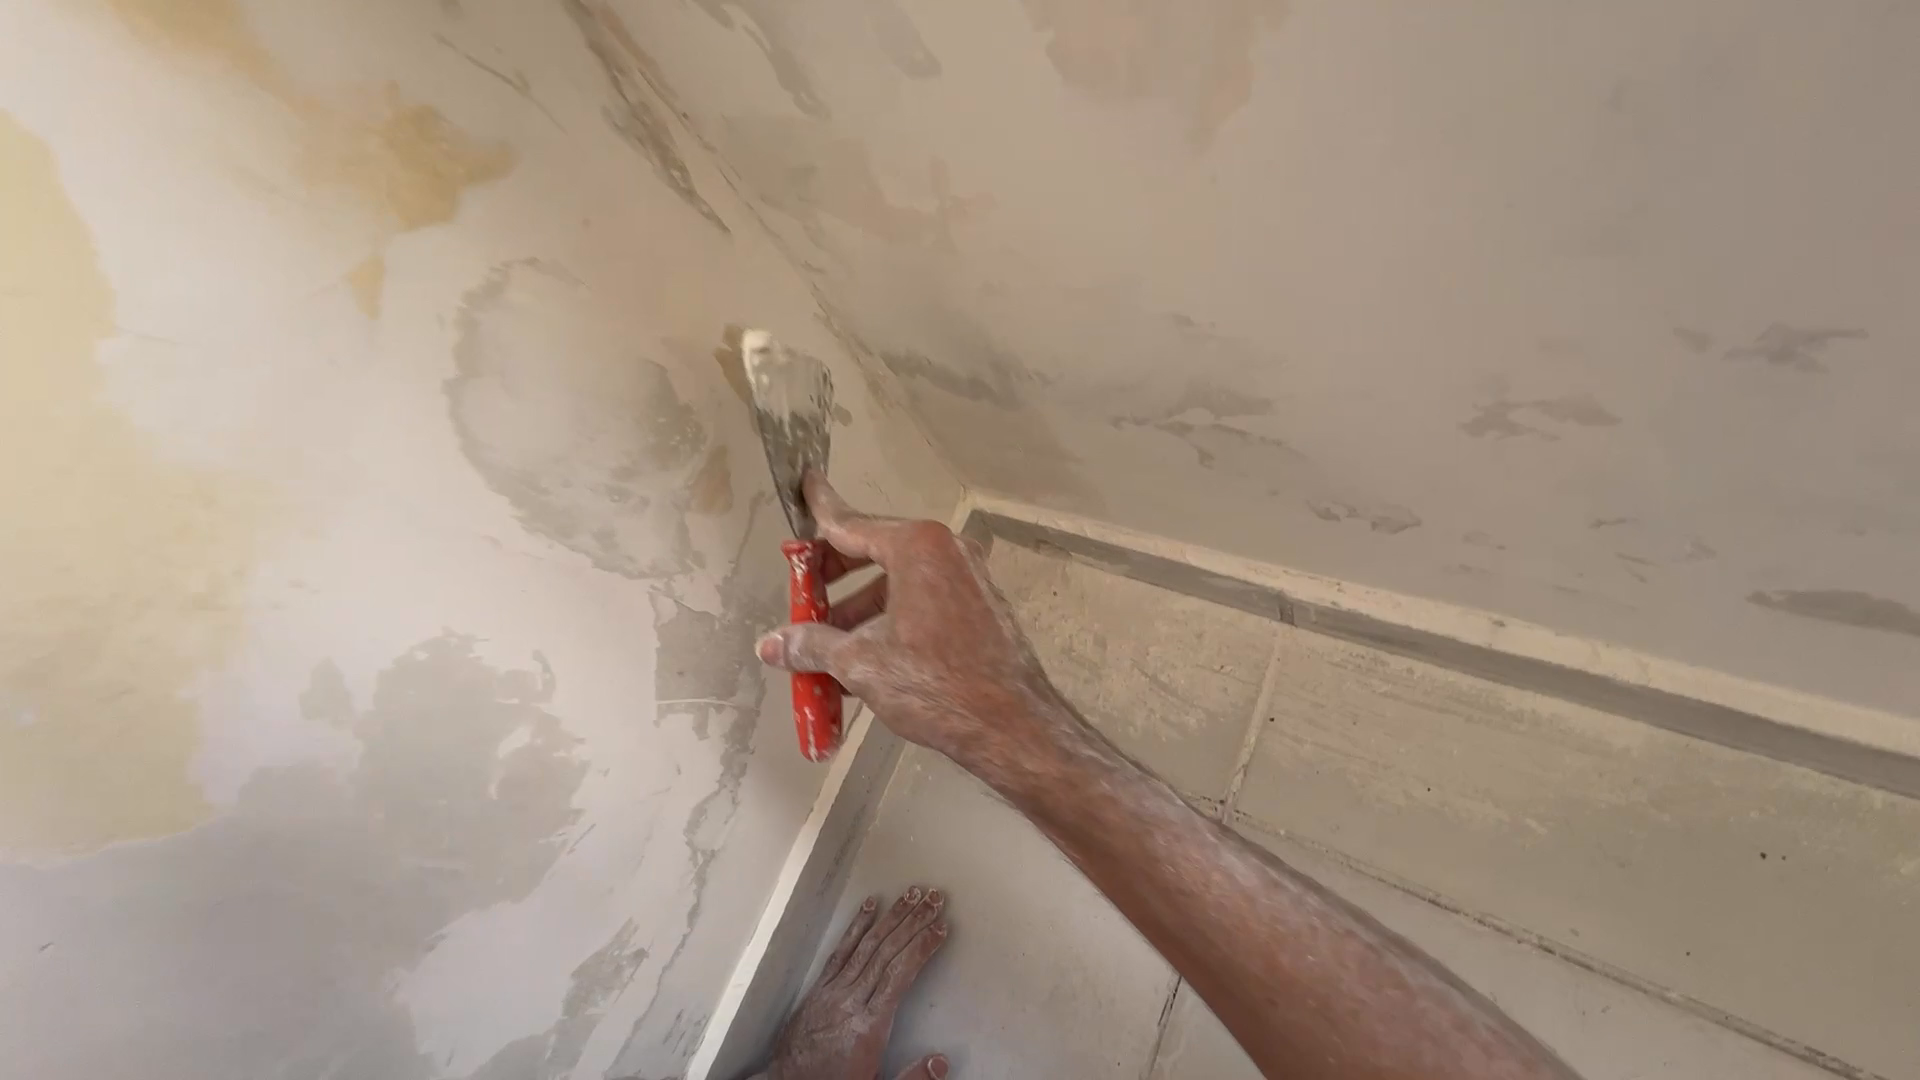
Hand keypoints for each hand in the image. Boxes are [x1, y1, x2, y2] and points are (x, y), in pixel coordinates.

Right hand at [755, 473, 1079, 775]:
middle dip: (833, 580)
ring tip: (827, 652)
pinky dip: (890, 622)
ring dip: (859, 613)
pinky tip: (867, 662)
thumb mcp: (861, 663)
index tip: (806, 481)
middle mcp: (946, 551)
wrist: (1011, 725)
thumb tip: (770, 645)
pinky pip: (922, 602)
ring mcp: (968, 577)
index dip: (821, 507)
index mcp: (916, 547)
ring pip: (897, 584)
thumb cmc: (933, 683)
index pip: (851, 523)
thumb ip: (811, 645)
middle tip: (803, 602)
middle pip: (874, 553)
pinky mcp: (980, 606)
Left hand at [765, 888, 950, 1079]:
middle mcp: (851, 1000)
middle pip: (887, 952)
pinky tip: (869, 906)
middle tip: (934, 899)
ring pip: (867, 945)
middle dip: (913, 922)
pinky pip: (840, 951)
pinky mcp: (820, 987)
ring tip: (911, 895)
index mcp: (868, 1027)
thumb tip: (941, 1063)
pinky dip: (856, 926)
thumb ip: (911, 1079)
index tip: (940, 927)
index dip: (921, 947)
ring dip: (892, 917)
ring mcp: (833, 990)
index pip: (900, 975)